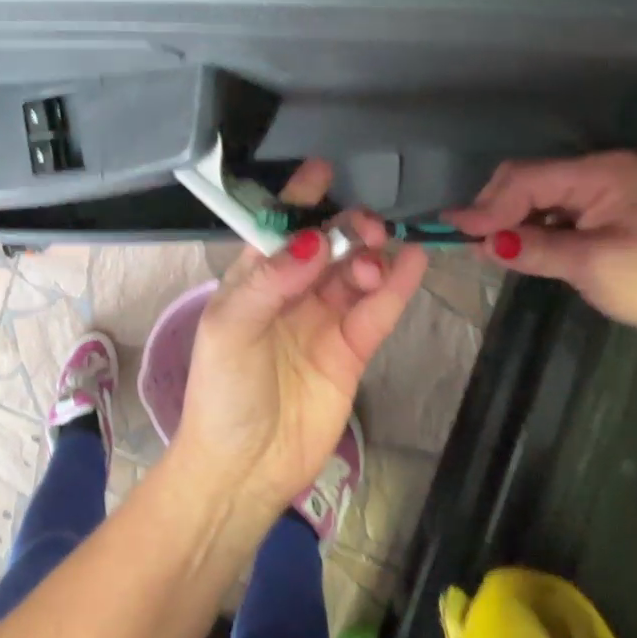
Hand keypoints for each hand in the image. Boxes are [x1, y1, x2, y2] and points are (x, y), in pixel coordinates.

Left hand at [173, 160, 427, 510]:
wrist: (243, 468)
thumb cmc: (222, 392)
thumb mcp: (230, 329)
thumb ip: (268, 282)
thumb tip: (313, 241)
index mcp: (252, 280)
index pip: (278, 229)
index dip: (300, 199)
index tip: (324, 169)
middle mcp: (290, 293)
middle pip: (325, 246)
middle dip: (345, 227)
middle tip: (364, 225)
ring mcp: (323, 321)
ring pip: (354, 273)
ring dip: (370, 255)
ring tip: (377, 254)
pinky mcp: (351, 351)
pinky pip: (377, 311)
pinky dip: (397, 285)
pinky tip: (414, 261)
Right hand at [443, 151, 636, 346]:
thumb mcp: (591, 265)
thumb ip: (532, 248)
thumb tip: (481, 242)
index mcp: (604, 172)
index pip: (529, 178)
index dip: (489, 205)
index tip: (456, 231)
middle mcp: (605, 172)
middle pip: (532, 181)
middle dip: (499, 209)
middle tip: (471, 242)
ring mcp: (611, 194)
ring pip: (542, 198)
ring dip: (515, 221)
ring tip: (490, 248)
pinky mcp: (614, 217)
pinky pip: (560, 213)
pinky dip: (536, 230)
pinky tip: (523, 249)